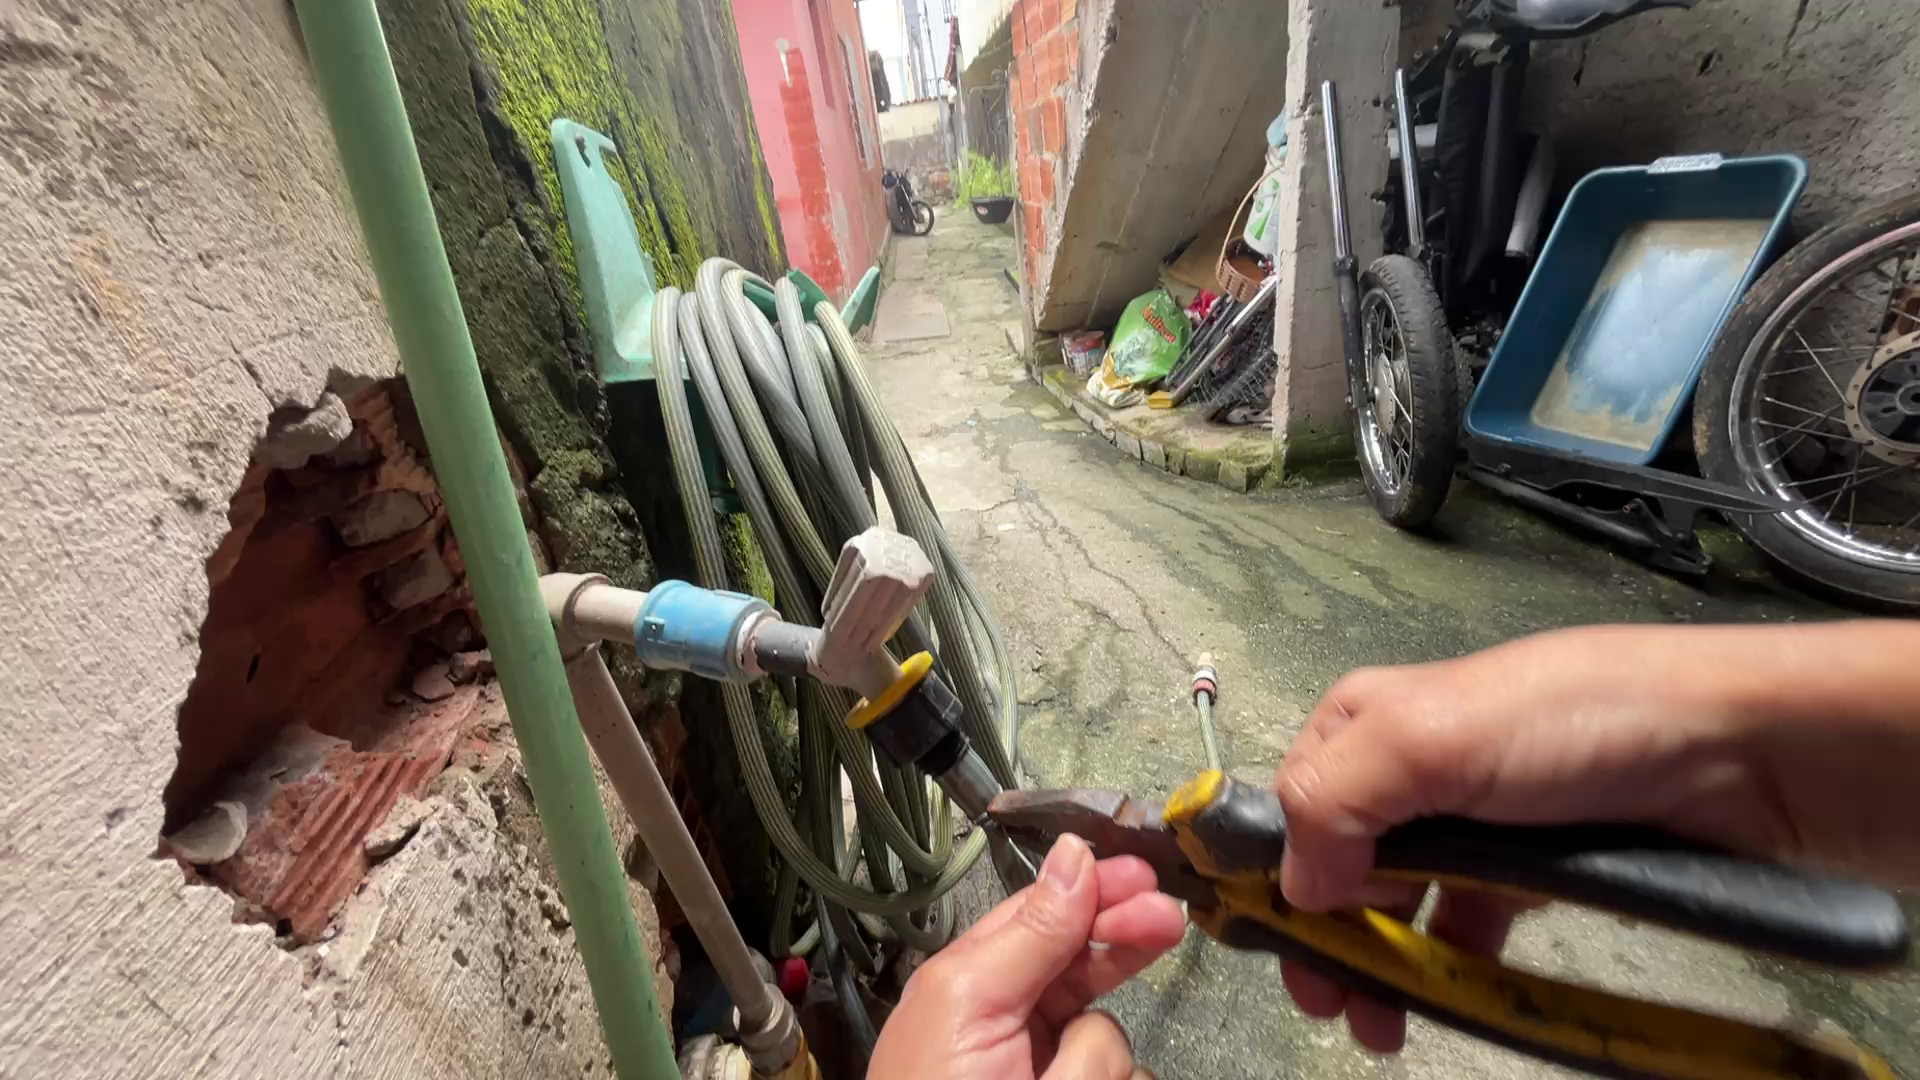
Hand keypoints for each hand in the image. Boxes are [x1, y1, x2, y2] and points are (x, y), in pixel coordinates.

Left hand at [869, 834, 1187, 1078]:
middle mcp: (1018, 1018)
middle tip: (1165, 919)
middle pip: (1086, 966)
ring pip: (1109, 1040)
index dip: (1095, 889)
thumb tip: (1075, 850)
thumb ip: (1030, 930)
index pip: (1045, 915)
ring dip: (1088, 1066)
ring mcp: (1051, 1071)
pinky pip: (1123, 1078)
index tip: (1144, 874)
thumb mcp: (971, 1002)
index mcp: (978, 977)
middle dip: (1123, 942)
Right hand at [1272, 620, 1919, 1053]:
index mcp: (1357, 724)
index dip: (1274, 867)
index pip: (1292, 801)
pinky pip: (1461, 922)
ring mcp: (1461, 823)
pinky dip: (1440, 964)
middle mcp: (1399, 771)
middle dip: (1321, 928)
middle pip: (1335, 856)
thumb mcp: (1421, 740)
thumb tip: (1292, 888)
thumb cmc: (1549, 728)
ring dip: (1375, 960)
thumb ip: (1334, 803)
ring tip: (1374, 1024)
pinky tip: (1435, 1002)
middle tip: (1325, 1000)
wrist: (1738, 748)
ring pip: (1394, 898)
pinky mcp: (1521, 870)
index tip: (1274, 939)